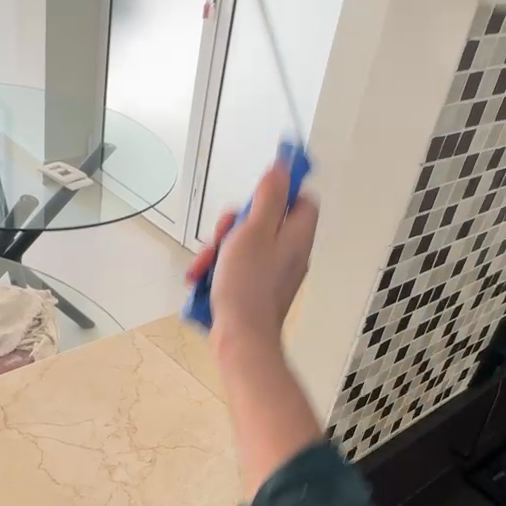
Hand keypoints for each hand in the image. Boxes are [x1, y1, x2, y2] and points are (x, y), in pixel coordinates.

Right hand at [187, 156, 319, 351]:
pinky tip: (203, 280)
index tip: (257, 192)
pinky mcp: (256, 292)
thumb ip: (270, 196)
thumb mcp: (255, 229)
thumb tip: (283, 168)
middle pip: (266, 221)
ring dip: (220, 249)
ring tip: (207, 265)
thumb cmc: (248, 285)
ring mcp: (273, 274)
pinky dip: (219, 270)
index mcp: (297, 236)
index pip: (302, 200)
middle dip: (236, 224)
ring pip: (245, 245)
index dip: (280, 191)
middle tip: (224, 234)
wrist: (241, 337)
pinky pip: (237, 269)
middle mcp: (290, 254)